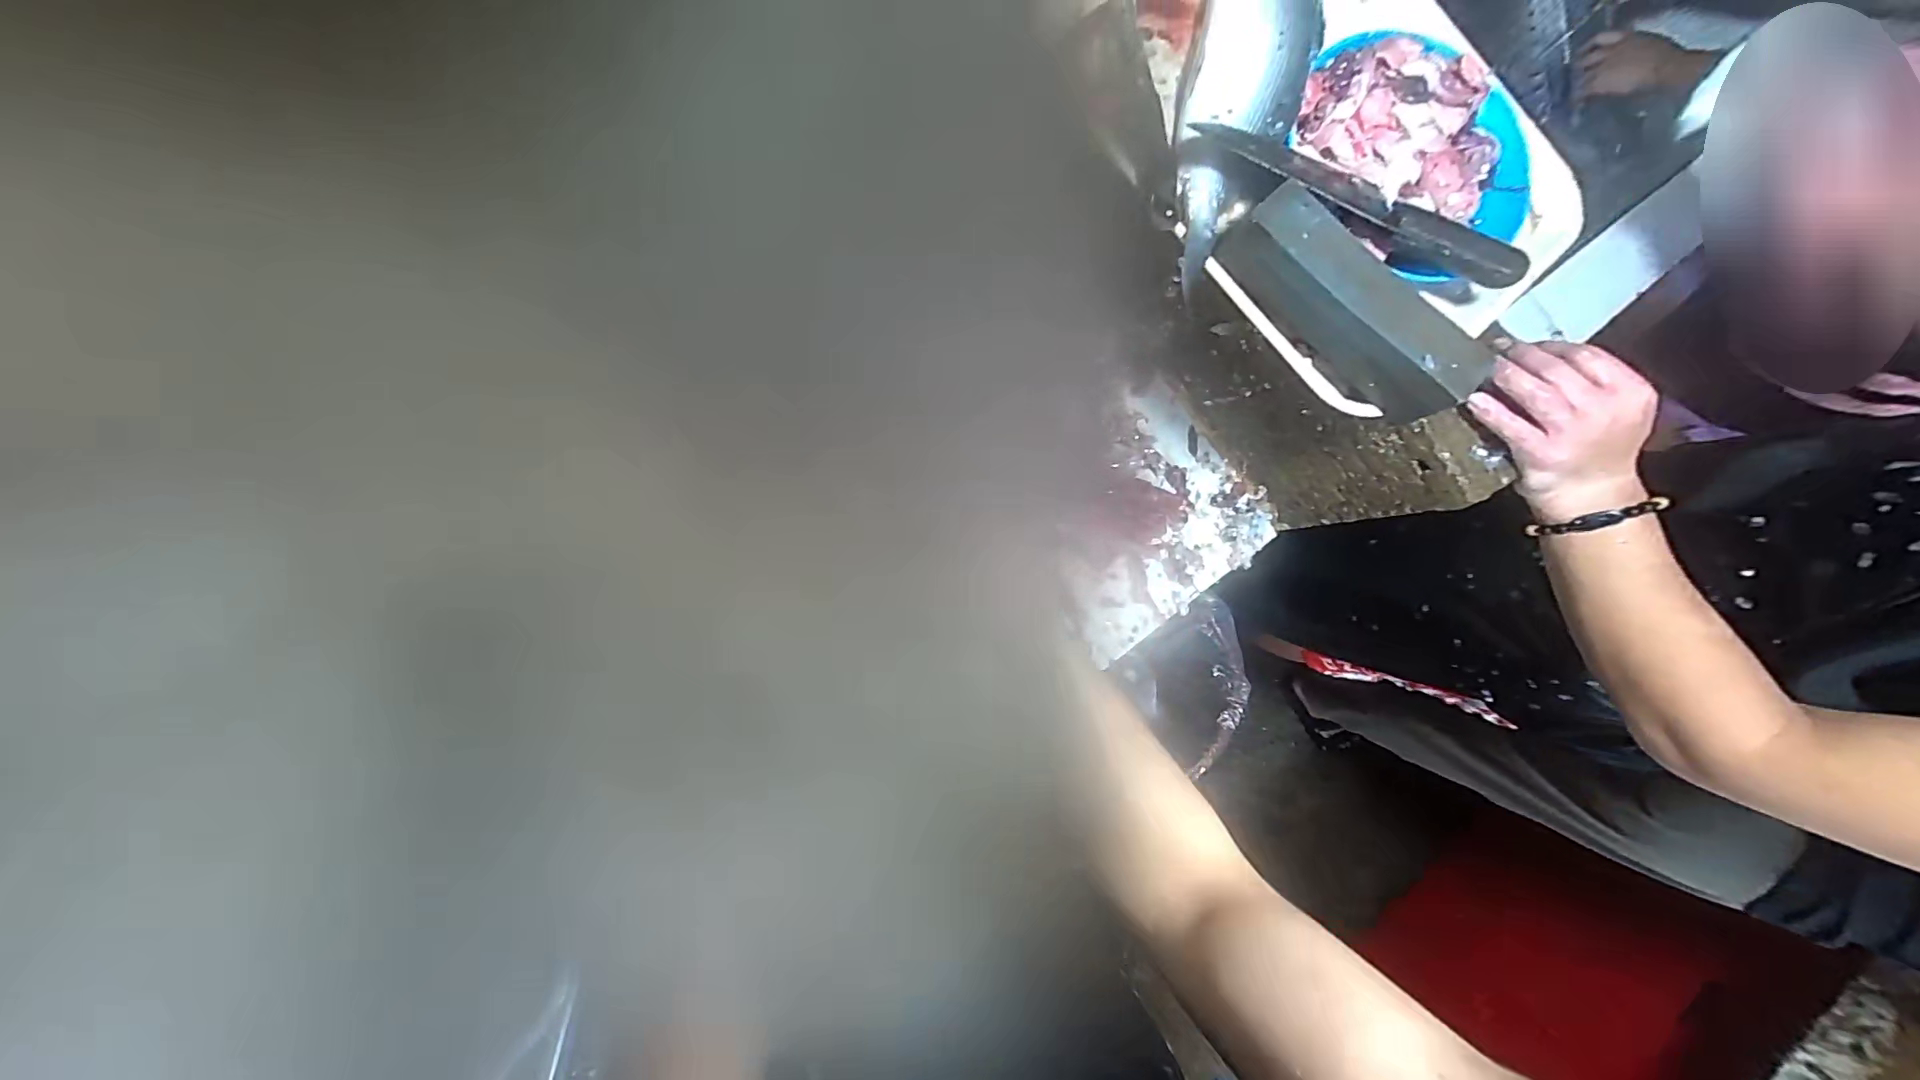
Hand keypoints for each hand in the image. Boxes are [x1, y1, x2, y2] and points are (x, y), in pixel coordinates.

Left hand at [1467, 341, 1658, 522]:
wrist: (1595, 497)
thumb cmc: (1600, 449)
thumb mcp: (1615, 409)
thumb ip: (1591, 382)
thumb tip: (1545, 355)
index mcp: (1630, 391)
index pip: (1588, 355)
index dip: (1553, 346)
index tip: (1530, 343)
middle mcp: (1605, 407)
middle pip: (1557, 369)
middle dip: (1525, 355)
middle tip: (1500, 349)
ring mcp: (1573, 430)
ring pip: (1535, 391)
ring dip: (1508, 375)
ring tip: (1489, 367)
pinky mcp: (1542, 451)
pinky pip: (1511, 424)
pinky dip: (1491, 410)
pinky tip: (1475, 400)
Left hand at [1576, 31, 1718, 98]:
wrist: (1669, 69)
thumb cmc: (1667, 58)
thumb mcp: (1649, 44)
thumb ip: (1632, 49)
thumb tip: (1625, 58)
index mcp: (1627, 37)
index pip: (1600, 38)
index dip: (1586, 47)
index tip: (1581, 53)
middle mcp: (1611, 51)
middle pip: (1584, 60)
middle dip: (1577, 69)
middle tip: (1574, 78)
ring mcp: (1603, 67)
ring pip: (1580, 77)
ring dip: (1576, 86)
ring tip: (1575, 93)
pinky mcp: (1598, 82)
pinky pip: (1580, 91)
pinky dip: (1577, 98)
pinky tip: (1577, 103)